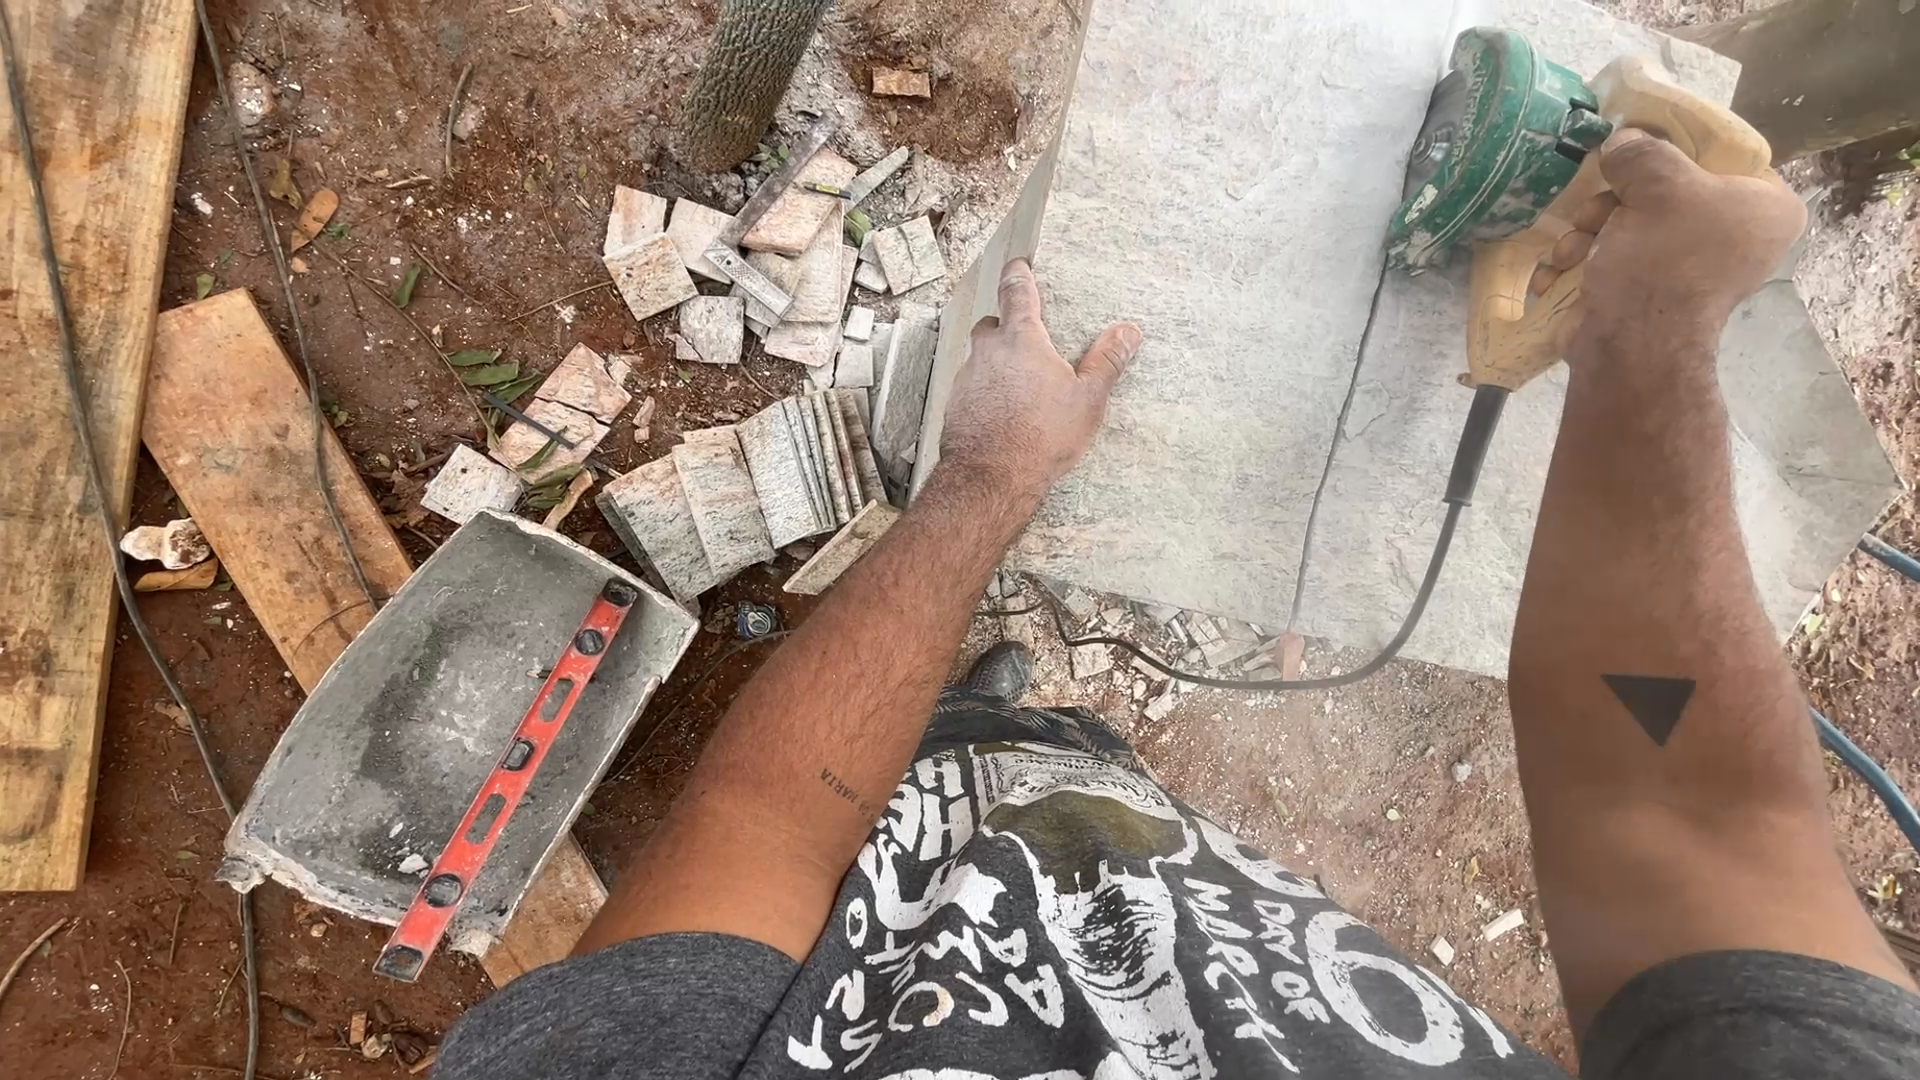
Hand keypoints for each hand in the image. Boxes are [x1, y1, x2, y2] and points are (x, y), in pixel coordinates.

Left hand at [937, 259, 1141, 498]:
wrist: (990, 477)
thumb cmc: (1040, 437)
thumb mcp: (1086, 400)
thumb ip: (1106, 362)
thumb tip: (1128, 332)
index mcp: (1021, 340)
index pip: (1016, 291)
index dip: (1018, 274)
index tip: (1019, 264)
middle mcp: (987, 352)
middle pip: (992, 326)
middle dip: (1006, 327)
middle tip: (1026, 341)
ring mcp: (966, 379)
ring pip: (979, 359)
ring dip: (995, 364)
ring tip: (1018, 386)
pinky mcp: (955, 406)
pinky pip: (971, 388)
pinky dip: (984, 392)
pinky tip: (1001, 413)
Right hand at [1533, 128, 1805, 346]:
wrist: (1629, 345)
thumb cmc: (1662, 263)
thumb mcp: (1660, 191)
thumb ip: (1644, 156)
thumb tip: (1623, 137)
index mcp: (1762, 207)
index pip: (1713, 163)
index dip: (1663, 158)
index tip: (1623, 161)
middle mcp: (1730, 239)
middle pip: (1658, 199)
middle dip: (1607, 209)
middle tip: (1589, 218)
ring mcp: (1682, 273)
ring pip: (1621, 233)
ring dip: (1581, 241)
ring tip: (1567, 256)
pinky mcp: (1639, 299)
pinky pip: (1605, 267)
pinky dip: (1574, 270)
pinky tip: (1556, 277)